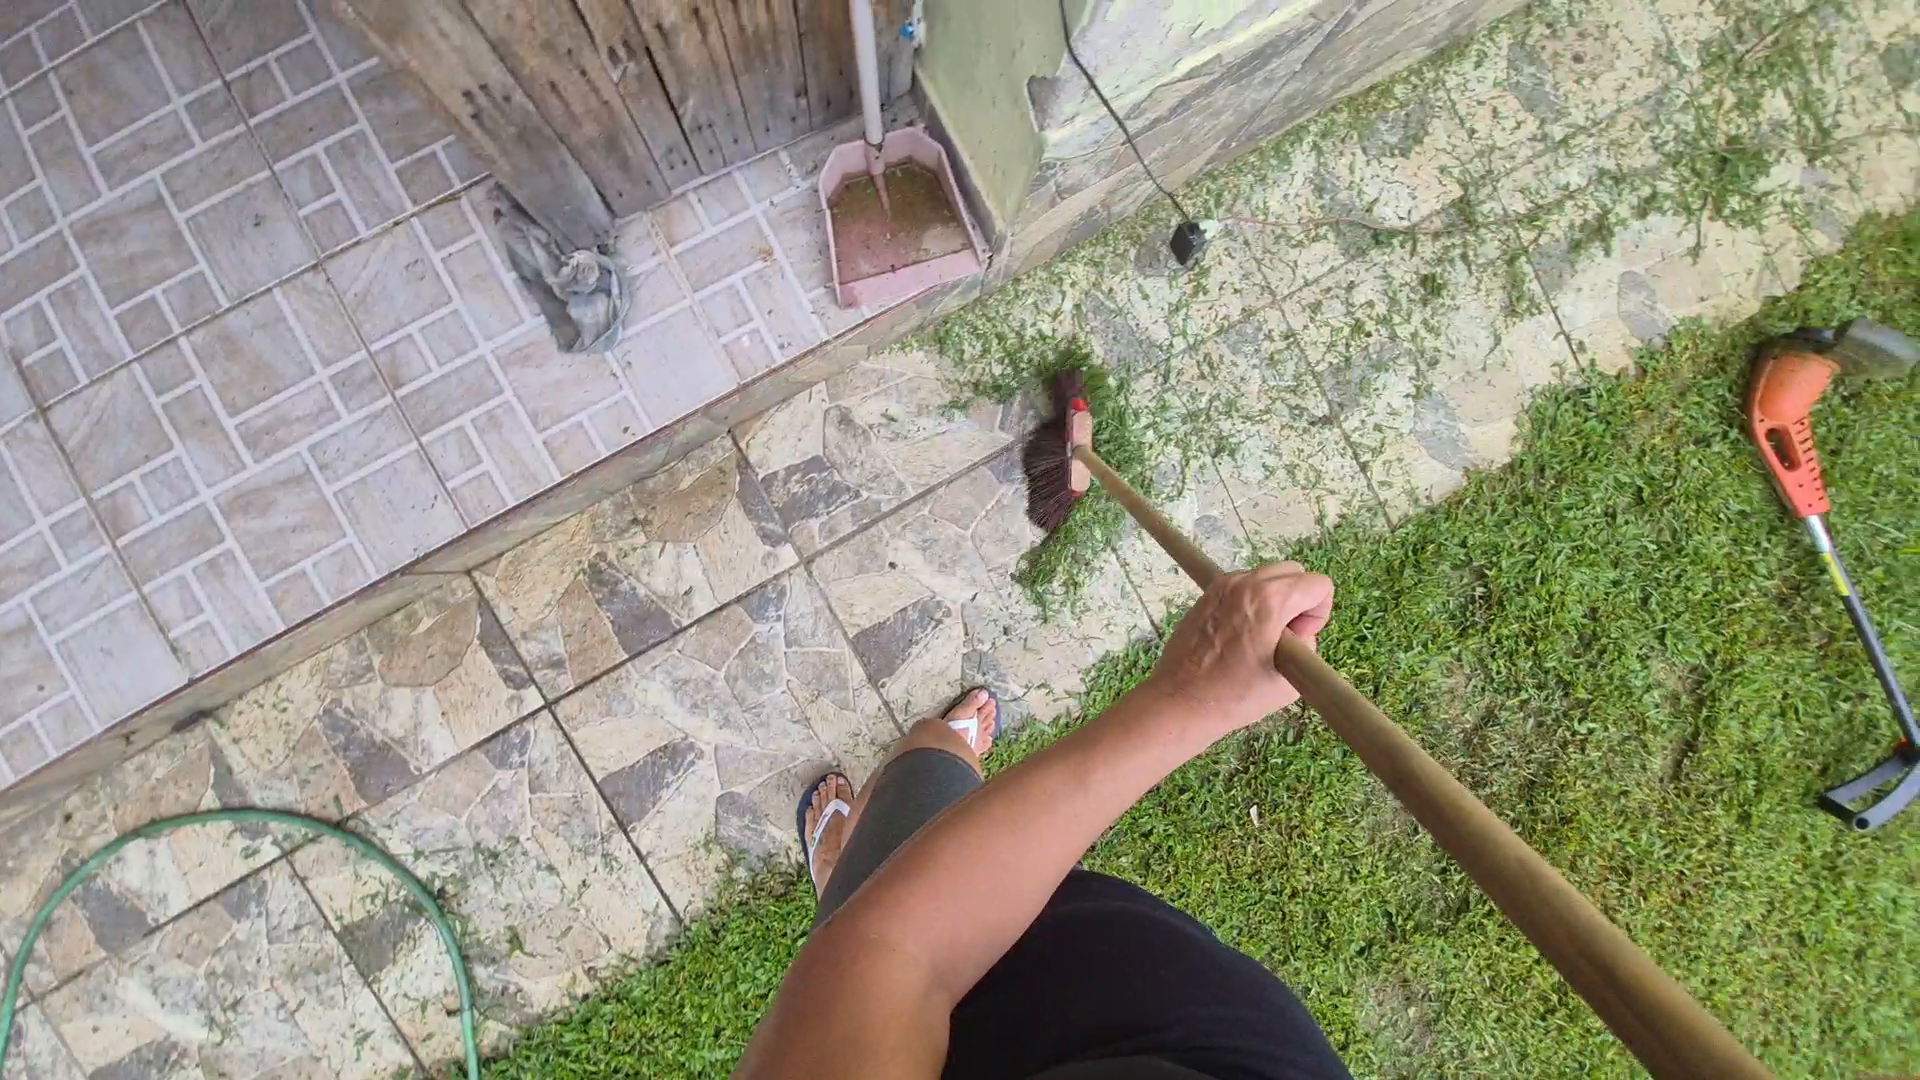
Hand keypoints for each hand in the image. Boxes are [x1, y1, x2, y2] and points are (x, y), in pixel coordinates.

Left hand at [1143, 561, 1333, 733]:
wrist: (1182, 698)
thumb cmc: (1236, 694)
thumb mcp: (1290, 680)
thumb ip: (1306, 645)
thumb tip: (1298, 630)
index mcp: (1269, 599)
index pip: (1318, 584)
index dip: (1318, 614)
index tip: (1298, 638)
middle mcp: (1243, 583)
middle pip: (1292, 571)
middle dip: (1298, 599)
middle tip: (1284, 635)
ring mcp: (1221, 586)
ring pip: (1265, 576)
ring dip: (1274, 598)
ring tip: (1261, 635)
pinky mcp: (1206, 595)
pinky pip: (1241, 586)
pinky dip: (1251, 601)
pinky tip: (1240, 633)